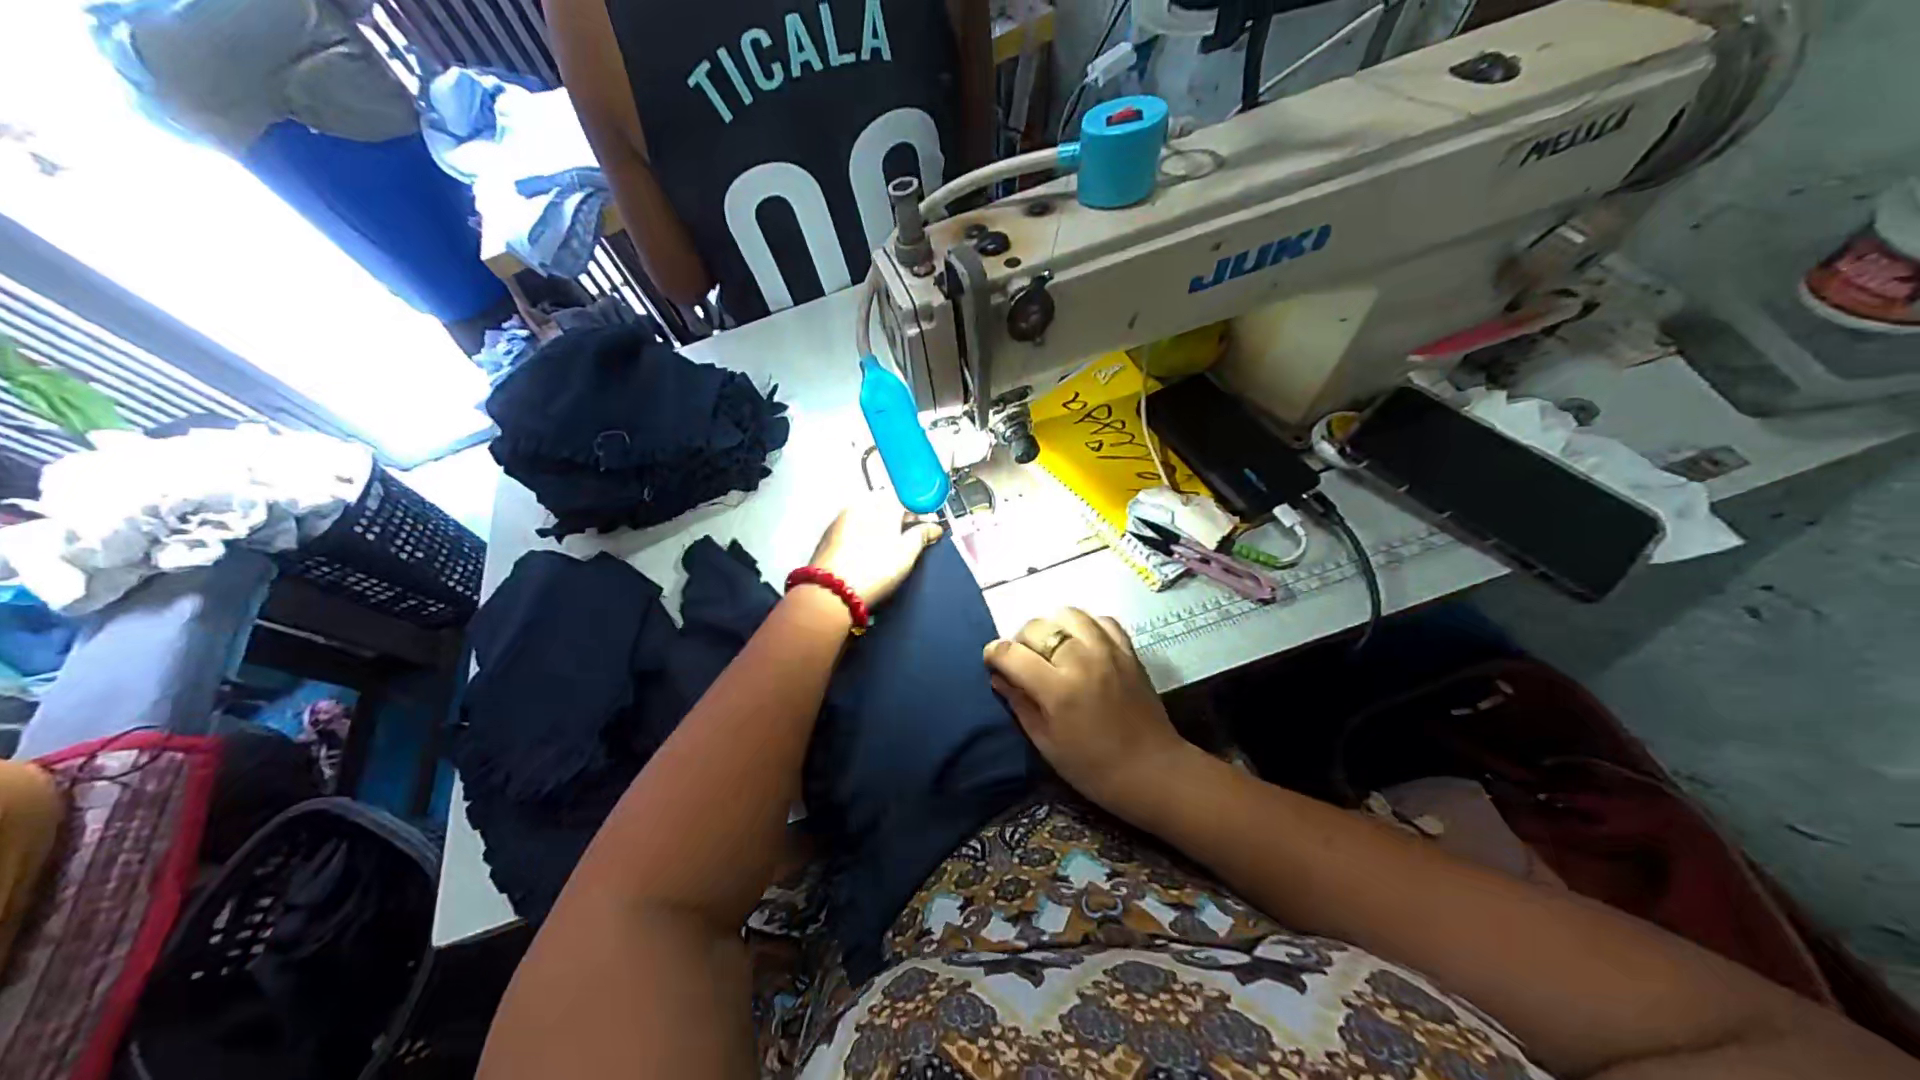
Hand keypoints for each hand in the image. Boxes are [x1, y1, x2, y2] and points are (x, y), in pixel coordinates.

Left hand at [807, 496, 943, 607]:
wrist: (832, 591)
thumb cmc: (875, 568)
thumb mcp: (906, 553)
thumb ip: (921, 536)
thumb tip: (933, 528)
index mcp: (880, 504)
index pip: (906, 501)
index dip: (919, 515)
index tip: (928, 528)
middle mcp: (858, 506)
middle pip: (884, 510)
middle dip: (898, 523)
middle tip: (909, 542)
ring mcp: (840, 521)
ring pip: (866, 521)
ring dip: (879, 531)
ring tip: (888, 552)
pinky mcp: (828, 538)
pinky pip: (852, 533)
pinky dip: (863, 540)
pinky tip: (868, 556)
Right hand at [983, 608, 1193, 815]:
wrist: (1152, 771)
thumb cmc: (1092, 768)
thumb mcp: (1046, 743)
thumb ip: (1019, 703)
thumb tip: (998, 677)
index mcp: (1057, 689)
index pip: (1011, 653)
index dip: (994, 654)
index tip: (991, 662)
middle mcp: (1081, 660)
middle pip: (1036, 626)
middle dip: (1020, 640)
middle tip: (1022, 661)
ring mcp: (1108, 651)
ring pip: (1068, 614)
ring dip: (1051, 627)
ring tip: (1050, 648)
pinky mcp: (1128, 651)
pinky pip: (1101, 620)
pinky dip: (1084, 625)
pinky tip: (1080, 643)